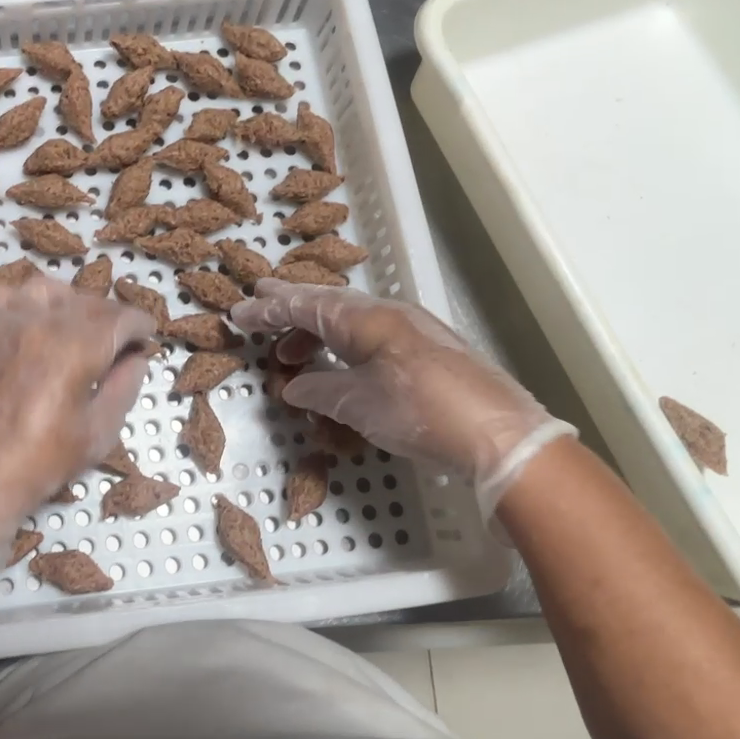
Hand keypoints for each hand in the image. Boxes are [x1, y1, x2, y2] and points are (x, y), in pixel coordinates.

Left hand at [0, 275, 156, 570]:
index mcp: (78, 347)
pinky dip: (30, 300)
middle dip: (112, 319)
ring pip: (52, 289)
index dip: (141, 325)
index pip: (122, 317)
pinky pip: (10, 292)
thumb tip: (137, 358)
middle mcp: (44, 321)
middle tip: (119, 344)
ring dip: (73, 303)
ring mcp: (8, 319)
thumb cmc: (42, 460)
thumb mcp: (99, 432)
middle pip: (91, 302)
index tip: (148, 337)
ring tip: (79, 328)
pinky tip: (37, 321)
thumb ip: (125, 387)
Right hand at [230, 279, 574, 522]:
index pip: (305, 306)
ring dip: (315, 332)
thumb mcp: (358, 405)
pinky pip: (369, 335)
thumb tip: (294, 385)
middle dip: (290, 306)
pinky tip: (336, 365)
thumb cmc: (422, 413)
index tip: (237, 312)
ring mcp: (412, 330)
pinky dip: (341, 344)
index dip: (269, 309)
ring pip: (350, 320)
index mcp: (366, 318)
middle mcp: (388, 314)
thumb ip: (320, 389)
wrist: (501, 436)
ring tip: (289, 354)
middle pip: (328, 303)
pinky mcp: (428, 351)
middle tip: (259, 302)